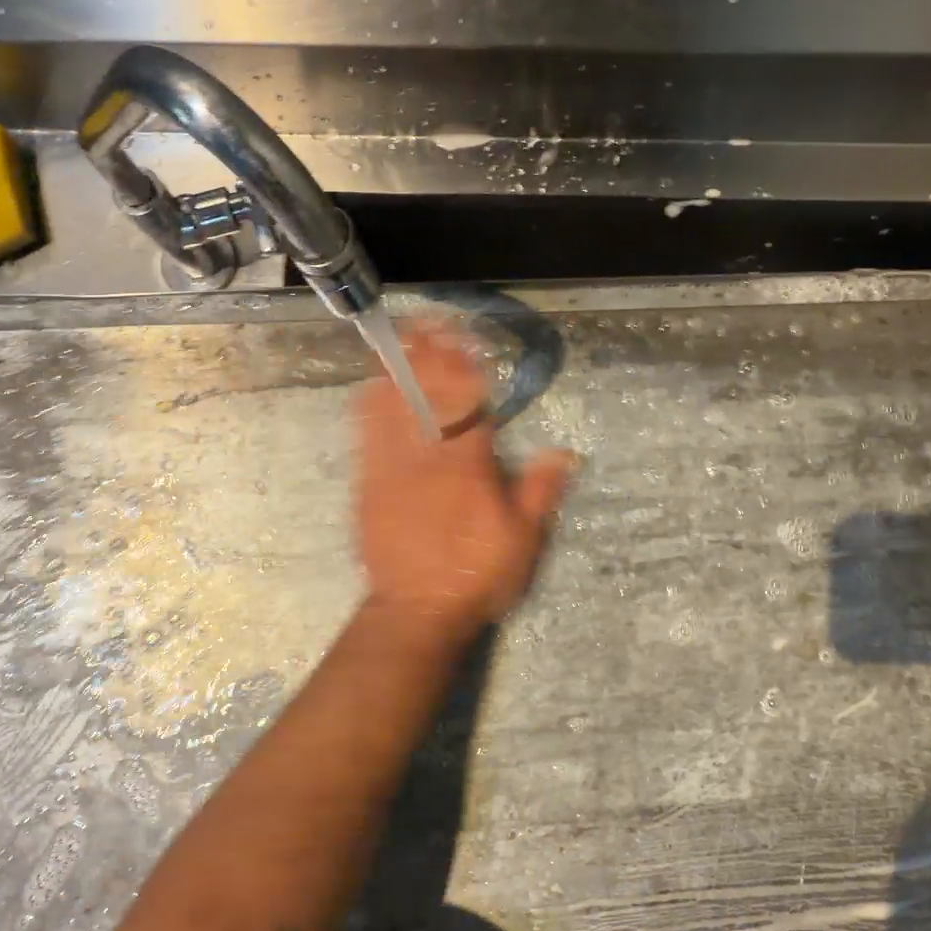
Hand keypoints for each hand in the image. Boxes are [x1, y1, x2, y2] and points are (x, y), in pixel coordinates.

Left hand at [355, 324, 574, 636]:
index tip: (465, 334)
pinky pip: (365, 434)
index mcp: (467, 466)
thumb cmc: (475, 576)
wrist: (416, 609)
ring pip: (391, 406)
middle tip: (429, 320)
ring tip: (401, 338)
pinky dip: (369, 403)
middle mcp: (426, 456)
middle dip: (428, 354)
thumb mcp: (522, 541)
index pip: (466, 401)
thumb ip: (539, 492)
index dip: (465, 363)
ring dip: (398, 367)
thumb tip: (565, 452)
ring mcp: (390, 468)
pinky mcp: (367, 484)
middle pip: (426, 393)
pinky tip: (371, 385)